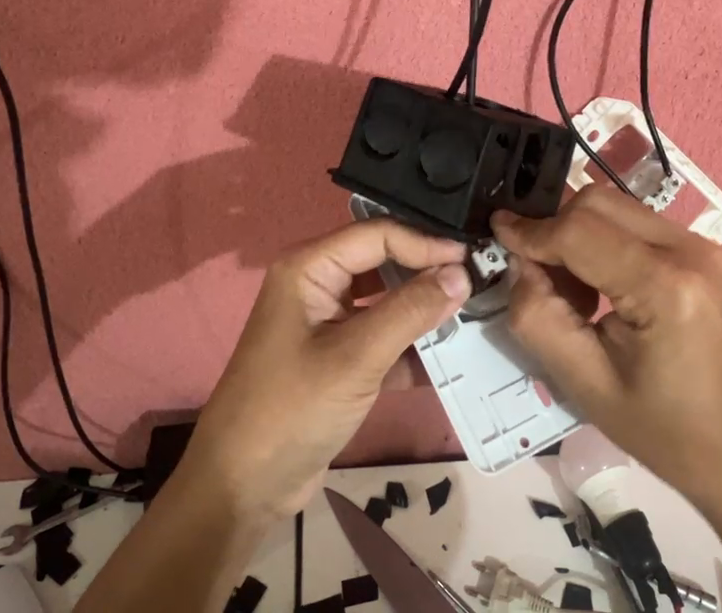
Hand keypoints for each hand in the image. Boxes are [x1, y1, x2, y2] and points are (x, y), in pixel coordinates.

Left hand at [177, 218, 472, 519]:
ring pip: (385, 302)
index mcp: (309, 269)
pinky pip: (382, 339)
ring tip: (473, 314)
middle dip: (427, 272)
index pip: (377, 235)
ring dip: (423, 311)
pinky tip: (449, 361)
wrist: (243, 485)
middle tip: (479, 281)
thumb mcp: (355, 357)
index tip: (472, 258)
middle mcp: (317, 286)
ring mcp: (326, 324)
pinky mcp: (337, 360)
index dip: (425, 243)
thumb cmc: (291, 409)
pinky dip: (411, 348)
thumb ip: (410, 312)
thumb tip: (460, 274)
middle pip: (382, 262)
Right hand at [494, 186, 721, 513]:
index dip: (531, 230)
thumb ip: (538, 316)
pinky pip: (632, 222)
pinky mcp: (701, 249)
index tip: (495, 233)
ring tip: (569, 290)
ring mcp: (701, 245)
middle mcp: (690, 250)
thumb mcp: (582, 383)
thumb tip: (519, 262)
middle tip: (535, 275)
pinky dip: (600, 241)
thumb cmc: (660, 429)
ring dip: (576, 234)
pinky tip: (597, 285)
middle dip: (553, 229)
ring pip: (613, 207)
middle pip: (597, 203)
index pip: (579, 230)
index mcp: (666, 288)